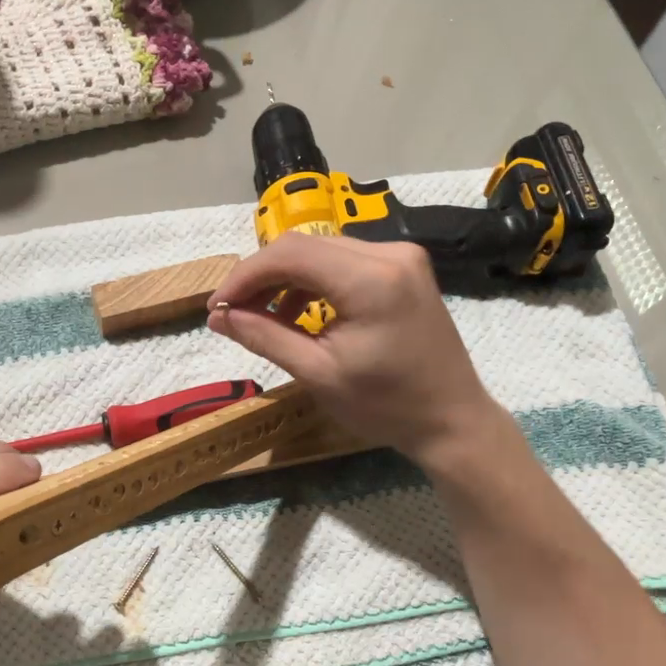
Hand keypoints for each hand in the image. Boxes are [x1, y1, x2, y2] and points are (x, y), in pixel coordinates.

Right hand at [206, 233, 499, 461]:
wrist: (450, 419)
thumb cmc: (385, 406)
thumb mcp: (318, 374)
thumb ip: (265, 337)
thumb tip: (218, 317)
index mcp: (370, 280)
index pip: (289, 255)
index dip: (244, 276)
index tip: (215, 309)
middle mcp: (389, 253)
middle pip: (304, 246)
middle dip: (260, 277)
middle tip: (231, 314)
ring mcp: (401, 257)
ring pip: (321, 251)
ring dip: (284, 279)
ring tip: (260, 318)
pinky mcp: (403, 268)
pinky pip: (343, 262)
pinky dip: (312, 282)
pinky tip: (297, 314)